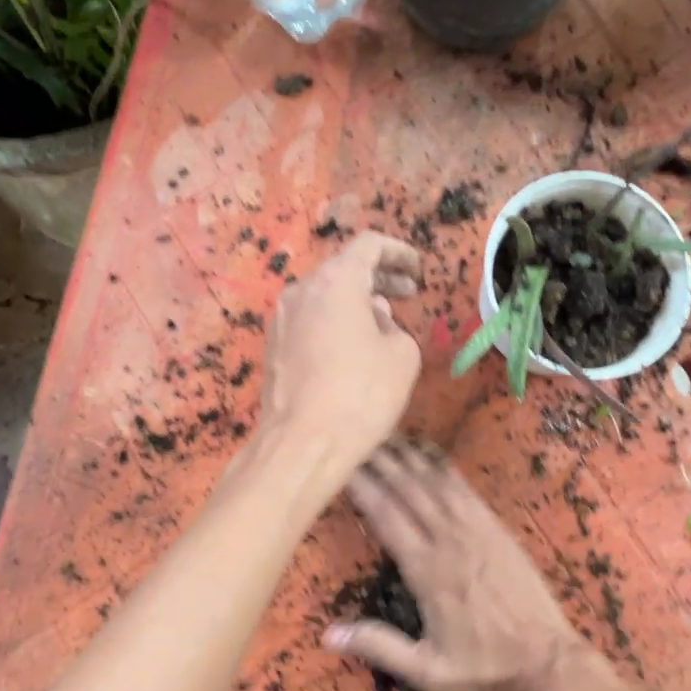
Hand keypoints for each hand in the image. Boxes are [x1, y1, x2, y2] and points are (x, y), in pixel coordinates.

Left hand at [262, 232, 422, 466]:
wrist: (301, 444)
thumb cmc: (360, 394)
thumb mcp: (402, 356)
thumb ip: (395, 326)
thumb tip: (376, 320)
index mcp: (335, 281)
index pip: (368, 245)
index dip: (398, 252)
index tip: (417, 268)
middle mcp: (302, 290)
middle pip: (343, 268)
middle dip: (379, 276)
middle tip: (409, 293)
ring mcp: (282, 319)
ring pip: (324, 294)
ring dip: (356, 300)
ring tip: (384, 322)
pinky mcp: (273, 347)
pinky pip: (310, 319)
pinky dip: (335, 320)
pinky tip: (354, 346)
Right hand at [323, 442, 581, 690]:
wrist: (547, 660)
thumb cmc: (484, 666)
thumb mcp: (427, 670)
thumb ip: (379, 646)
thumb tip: (327, 634)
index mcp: (427, 571)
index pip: (386, 517)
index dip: (363, 487)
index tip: (342, 465)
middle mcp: (449, 540)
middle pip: (408, 490)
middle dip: (382, 462)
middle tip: (357, 437)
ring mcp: (477, 529)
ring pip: (436, 482)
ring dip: (410, 457)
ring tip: (387, 436)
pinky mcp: (497, 527)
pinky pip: (465, 488)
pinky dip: (444, 467)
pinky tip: (430, 454)